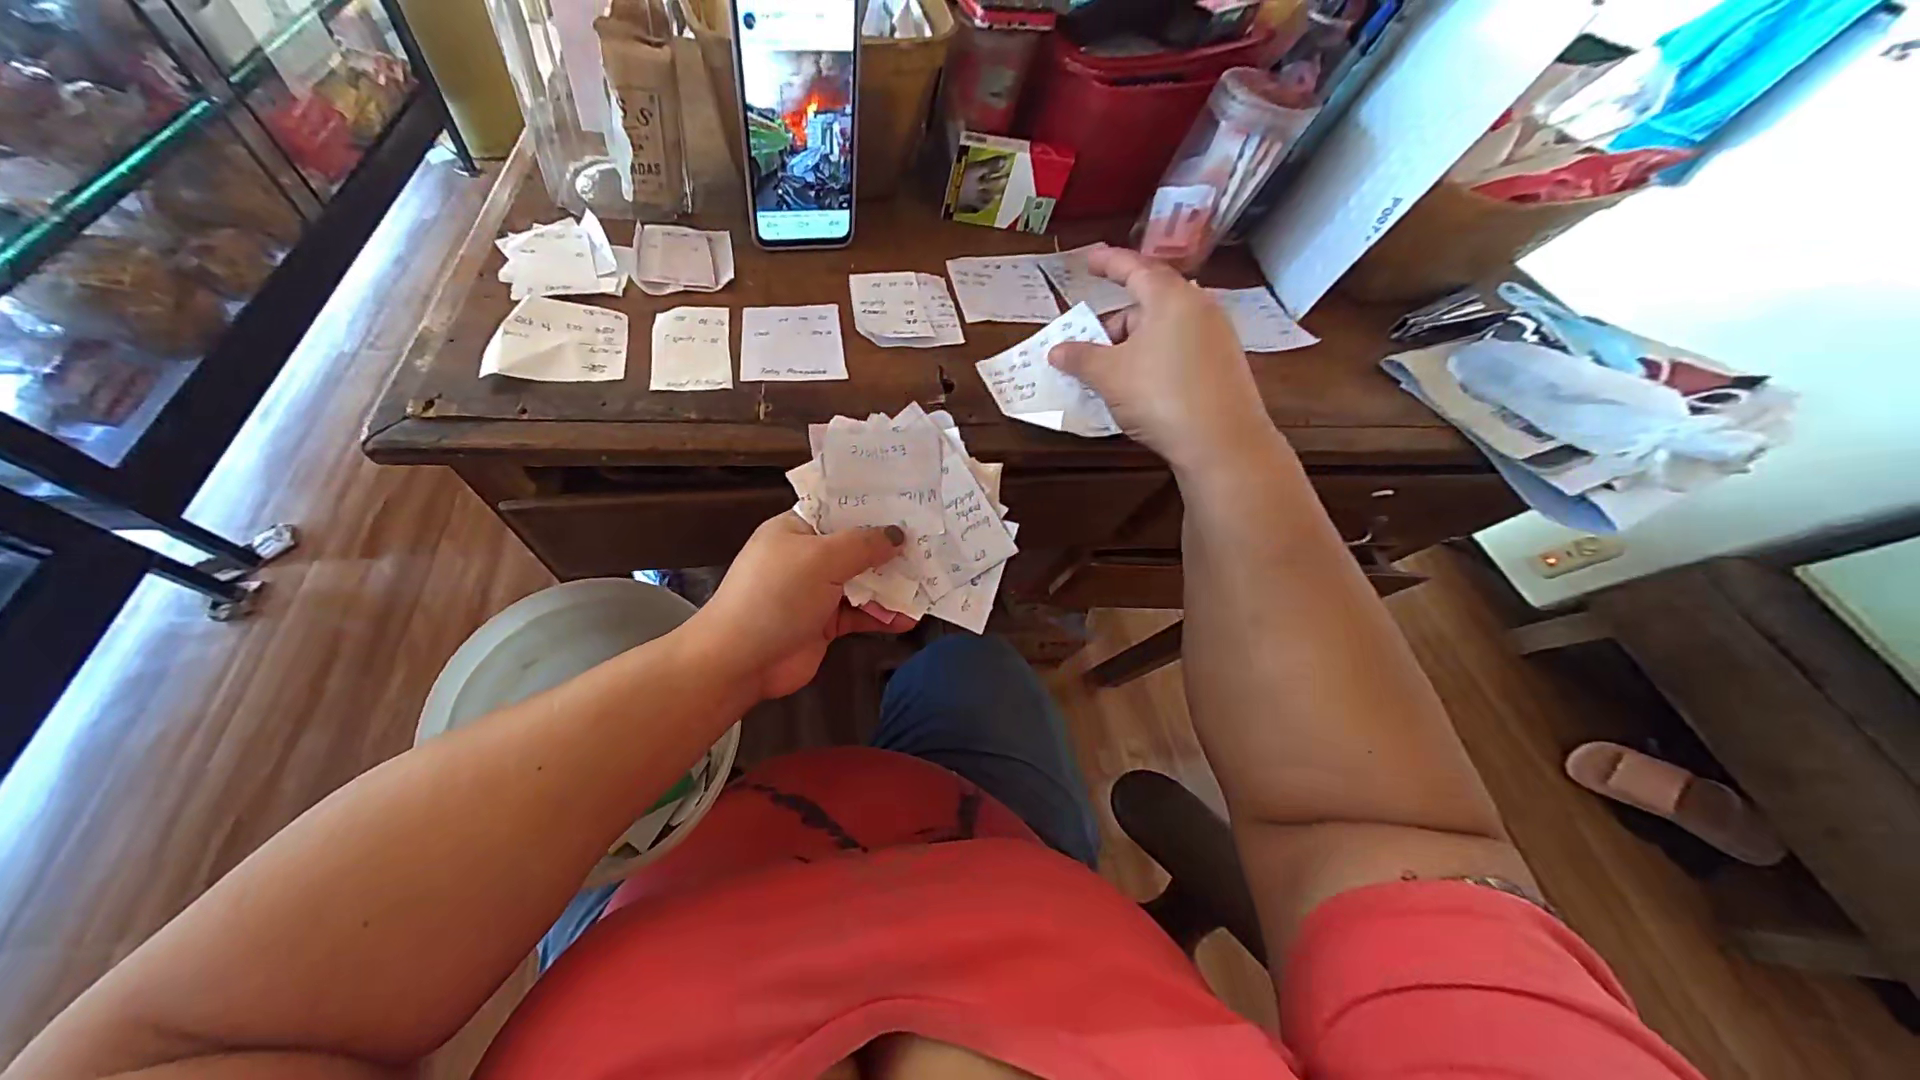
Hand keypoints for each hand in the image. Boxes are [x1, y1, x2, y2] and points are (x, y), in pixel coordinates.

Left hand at [682, 513, 914, 701]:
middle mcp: (808, 556)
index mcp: (798, 529)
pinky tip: (907, 619)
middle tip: (931, 546)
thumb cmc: (773, 597)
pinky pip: (861, 614)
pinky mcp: (825, 623)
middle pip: (858, 547)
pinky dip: (883, 616)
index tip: (912, 506)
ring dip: (892, 586)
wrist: (739, 661)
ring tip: (928, 584)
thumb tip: (896, 535)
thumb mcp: (820, 559)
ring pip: (863, 582)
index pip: (841, 509)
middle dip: (892, 550)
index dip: (874, 507)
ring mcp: (817, 591)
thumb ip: (862, 544)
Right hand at [1047, 244, 1279, 472]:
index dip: (1108, 263)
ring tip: (1109, 374)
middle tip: (1087, 347)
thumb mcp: (1110, 376)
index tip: (1088, 260)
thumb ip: (1081, 358)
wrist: (1222, 443)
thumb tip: (1057, 350)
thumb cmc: (1161, 396)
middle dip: (1114, 324)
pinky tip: (1138, 388)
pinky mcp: (1222, 366)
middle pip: (1147, 304)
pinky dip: (1153, 360)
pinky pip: (1178, 351)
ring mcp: (1215, 337)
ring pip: (1162, 331)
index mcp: (1171, 298)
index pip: (1134, 268)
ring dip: (1131, 346)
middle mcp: (1198, 308)